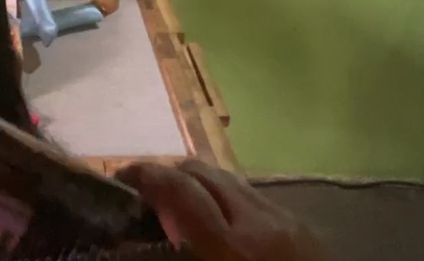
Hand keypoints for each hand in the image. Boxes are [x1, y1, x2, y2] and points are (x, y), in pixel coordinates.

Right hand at [117, 161, 327, 260]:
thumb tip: (131, 250)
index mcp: (229, 249)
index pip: (178, 190)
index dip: (145, 177)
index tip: (120, 180)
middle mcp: (257, 221)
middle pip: (201, 173)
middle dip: (168, 175)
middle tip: (143, 194)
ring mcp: (283, 219)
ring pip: (229, 179)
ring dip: (199, 184)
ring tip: (177, 203)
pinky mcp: (303, 227)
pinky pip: (255, 198)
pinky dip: (229, 200)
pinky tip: (221, 222)